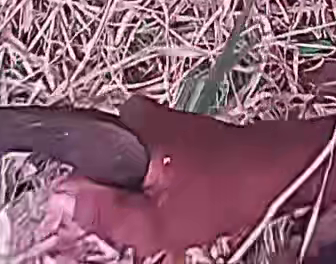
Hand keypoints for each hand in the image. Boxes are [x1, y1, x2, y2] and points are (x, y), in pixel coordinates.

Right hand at [37, 97, 335, 260]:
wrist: (273, 175)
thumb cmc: (222, 189)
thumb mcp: (155, 220)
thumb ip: (106, 210)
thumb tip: (62, 197)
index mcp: (132, 123)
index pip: (86, 142)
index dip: (82, 178)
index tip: (84, 205)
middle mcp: (146, 114)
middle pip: (109, 154)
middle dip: (114, 187)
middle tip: (131, 219)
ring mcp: (168, 122)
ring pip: (134, 158)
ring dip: (139, 189)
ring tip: (161, 217)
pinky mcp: (185, 135)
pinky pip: (156, 160)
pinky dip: (160, 185)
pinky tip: (178, 208)